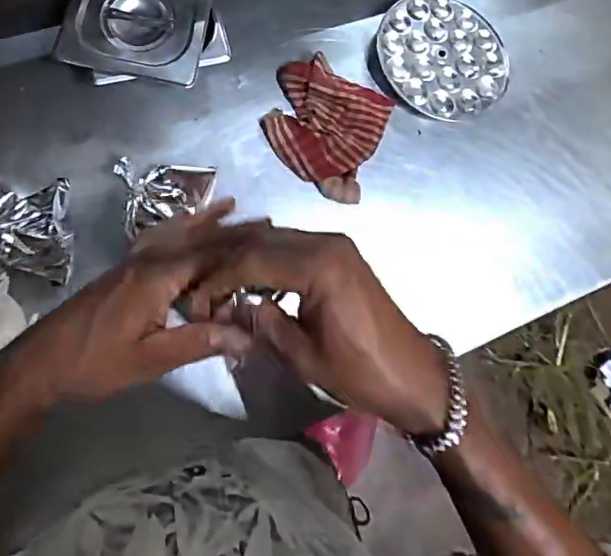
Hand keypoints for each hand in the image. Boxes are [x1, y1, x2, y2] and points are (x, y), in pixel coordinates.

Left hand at [0, 199, 258, 407]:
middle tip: (262, 219)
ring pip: (176, 231)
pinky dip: (177, 225)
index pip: (209, 256)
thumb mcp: (151, 360)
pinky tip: (182, 223)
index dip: (241, 249)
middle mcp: (148, 259)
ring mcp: (133, 260)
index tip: (271, 239)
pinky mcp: (124, 267)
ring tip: (229, 206)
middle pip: (195, 237)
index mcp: (158, 277)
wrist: (43, 361)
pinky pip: (158, 235)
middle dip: (229, 228)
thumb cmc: (96, 363)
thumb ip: (199, 341)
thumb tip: (246, 334)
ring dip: (204, 220)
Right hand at [184, 227, 450, 435]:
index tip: (197, 298)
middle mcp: (326, 242)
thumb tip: (229, 306)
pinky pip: (294, 244)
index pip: (254, 259)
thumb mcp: (304, 356)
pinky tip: (251, 275)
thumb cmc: (361, 372)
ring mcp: (335, 243)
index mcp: (319, 265)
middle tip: (201, 284)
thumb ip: (264, 323)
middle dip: (228, 260)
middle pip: (263, 240)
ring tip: (218, 279)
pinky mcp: (340, 252)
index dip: (220, 277)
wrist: (413, 374)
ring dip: (246, 254)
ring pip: (277, 237)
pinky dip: (268, 256)